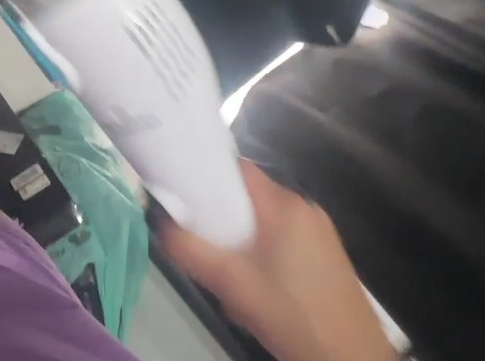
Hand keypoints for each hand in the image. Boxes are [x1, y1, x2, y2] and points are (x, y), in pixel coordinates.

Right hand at [164, 162, 395, 360]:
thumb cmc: (294, 317)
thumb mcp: (231, 285)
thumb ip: (188, 249)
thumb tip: (157, 220)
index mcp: (284, 204)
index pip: (235, 168)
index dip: (204, 173)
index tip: (178, 190)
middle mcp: (305, 209)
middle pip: (247, 196)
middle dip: (220, 217)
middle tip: (200, 242)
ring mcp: (320, 235)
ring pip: (263, 221)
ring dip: (239, 239)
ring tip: (225, 272)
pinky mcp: (328, 259)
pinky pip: (282, 240)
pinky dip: (261, 253)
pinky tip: (254, 286)